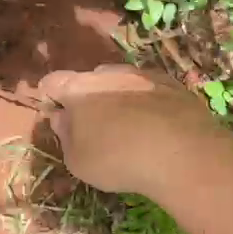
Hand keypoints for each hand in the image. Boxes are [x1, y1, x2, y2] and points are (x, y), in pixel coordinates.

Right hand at [39, 65, 227, 196]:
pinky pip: (150, 89)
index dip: (51, 98)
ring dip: (120, 99)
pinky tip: (157, 128)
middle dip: (88, 98)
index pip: (52, 82)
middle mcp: (109, 73)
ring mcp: (143, 74)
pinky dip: (147, 103)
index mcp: (79, 88)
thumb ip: (65, 135)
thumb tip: (63, 117)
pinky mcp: (172, 83)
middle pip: (90, 80)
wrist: (181, 152)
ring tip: (130, 130)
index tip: (59, 117)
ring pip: (122, 81)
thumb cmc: (117, 159)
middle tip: (96, 129)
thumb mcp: (77, 161)